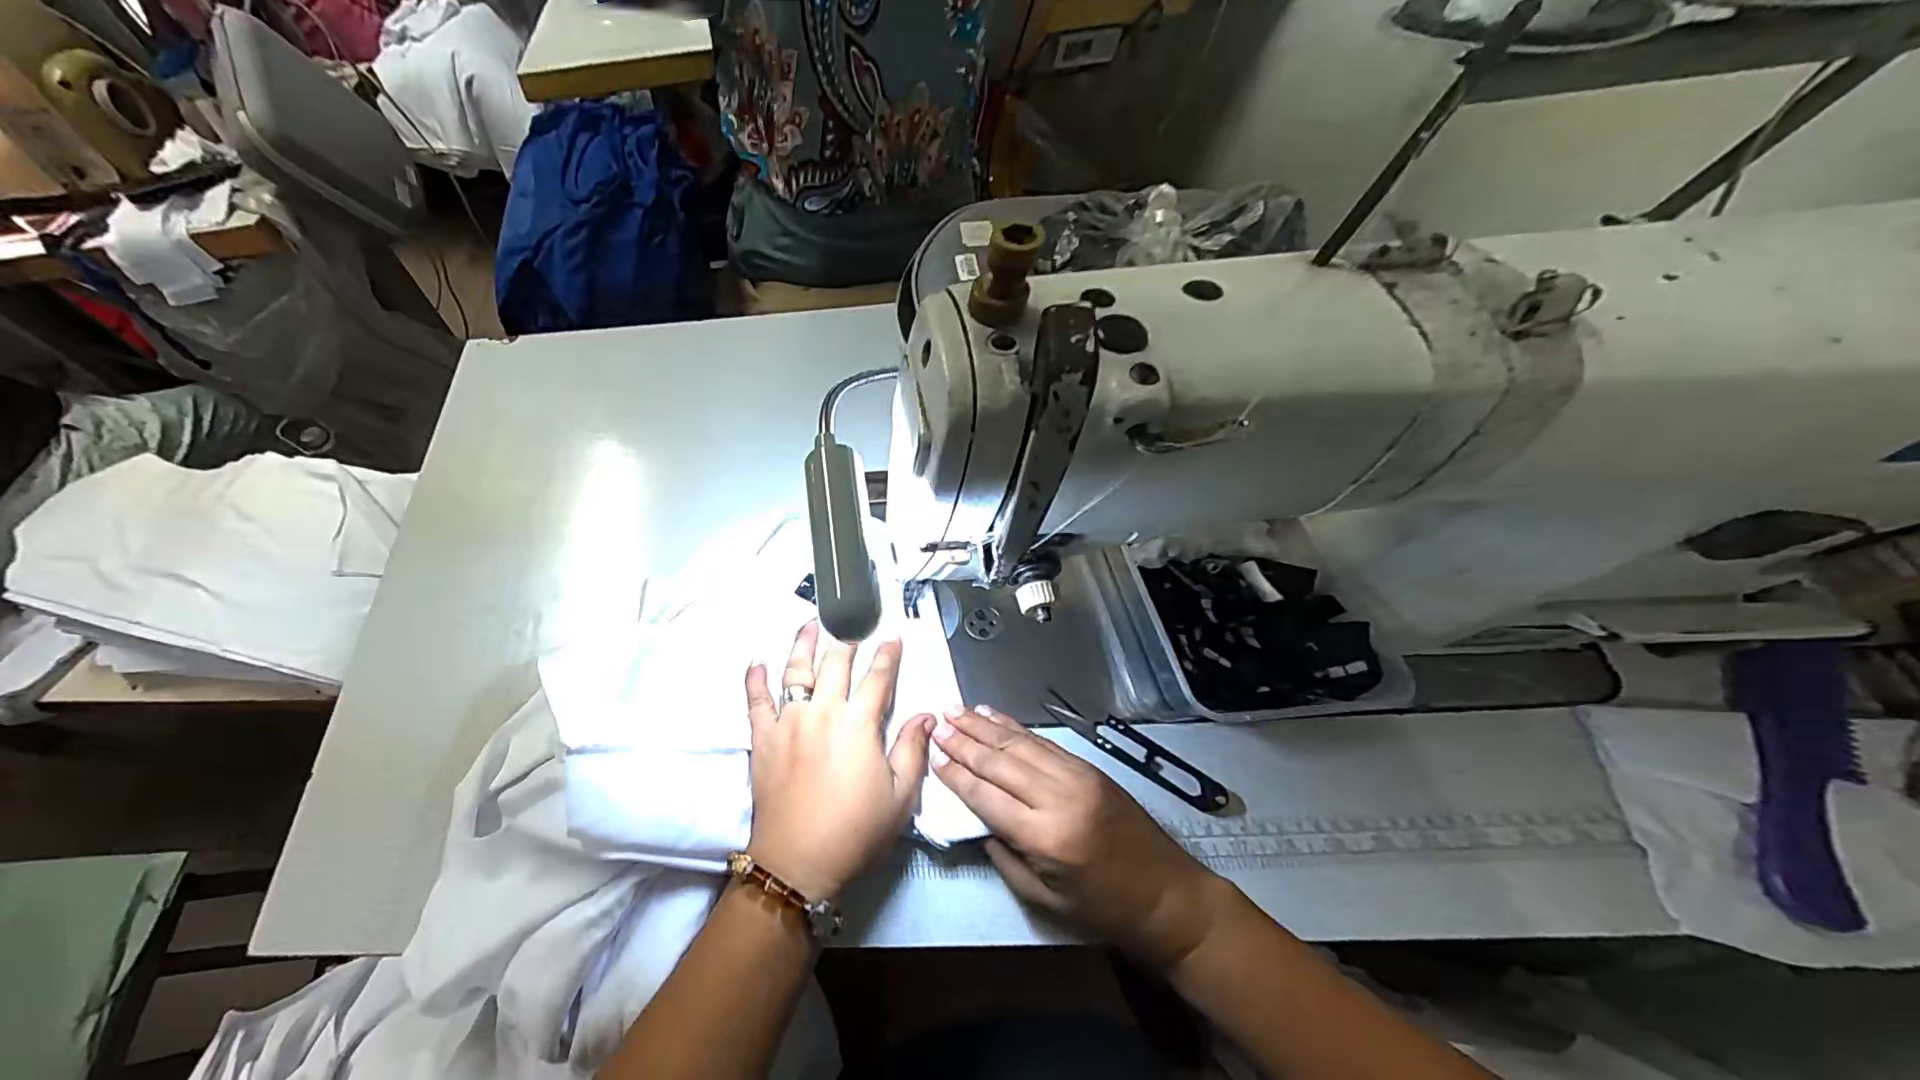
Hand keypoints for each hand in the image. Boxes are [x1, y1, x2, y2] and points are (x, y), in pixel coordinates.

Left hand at [743, 621, 934, 899]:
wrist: (797, 861)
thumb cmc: (856, 830)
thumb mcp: (900, 796)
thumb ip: (913, 750)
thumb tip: (926, 716)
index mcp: (859, 724)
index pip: (878, 678)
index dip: (888, 656)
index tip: (892, 638)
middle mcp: (823, 712)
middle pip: (836, 665)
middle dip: (847, 642)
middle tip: (853, 627)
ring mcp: (788, 722)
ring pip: (795, 672)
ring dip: (804, 644)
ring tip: (810, 624)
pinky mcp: (761, 739)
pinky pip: (755, 702)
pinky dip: (755, 680)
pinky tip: (757, 662)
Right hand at [930, 705, 1229, 968]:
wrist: (1166, 893)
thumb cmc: (1103, 908)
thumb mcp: (1045, 898)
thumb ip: (1006, 857)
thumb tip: (981, 820)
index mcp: (1045, 836)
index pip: (988, 796)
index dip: (958, 775)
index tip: (933, 756)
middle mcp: (1059, 797)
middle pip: (1001, 762)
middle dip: (965, 742)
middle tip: (938, 723)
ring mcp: (1078, 776)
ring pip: (1021, 744)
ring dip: (986, 726)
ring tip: (958, 711)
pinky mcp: (1090, 767)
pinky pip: (1045, 743)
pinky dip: (1017, 728)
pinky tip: (995, 717)